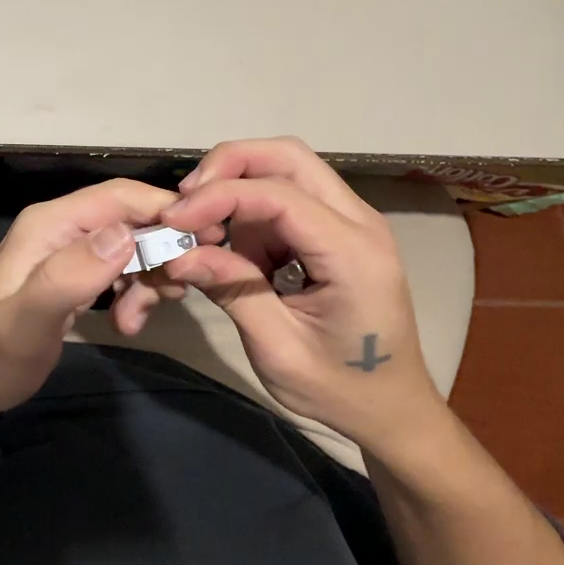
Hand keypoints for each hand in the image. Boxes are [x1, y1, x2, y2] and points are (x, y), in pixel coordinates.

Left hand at [0, 179, 180, 421]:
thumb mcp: (28, 319)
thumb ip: (71, 275)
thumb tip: (125, 233)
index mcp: (49, 224)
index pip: (119, 196)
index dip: (165, 211)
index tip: (205, 244)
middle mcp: (60, 227)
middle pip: (131, 219)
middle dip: (161, 252)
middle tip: (176, 293)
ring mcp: (67, 251)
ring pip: (131, 246)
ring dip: (149, 279)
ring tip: (137, 320)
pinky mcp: (74, 275)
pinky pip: (120, 270)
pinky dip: (135, 293)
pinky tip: (127, 323)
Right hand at [158, 138, 443, 452]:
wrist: (391, 408)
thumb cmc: (339, 388)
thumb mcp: (278, 350)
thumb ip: (231, 291)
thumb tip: (177, 256)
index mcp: (353, 255)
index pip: (278, 195)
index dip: (218, 197)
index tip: (172, 220)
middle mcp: (360, 222)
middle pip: (287, 156)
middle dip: (227, 166)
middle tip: (185, 203)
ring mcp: (352, 220)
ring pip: (285, 168)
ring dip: (237, 188)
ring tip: (204, 233)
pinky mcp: (337, 228)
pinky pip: (287, 194)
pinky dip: (250, 209)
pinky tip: (232, 245)